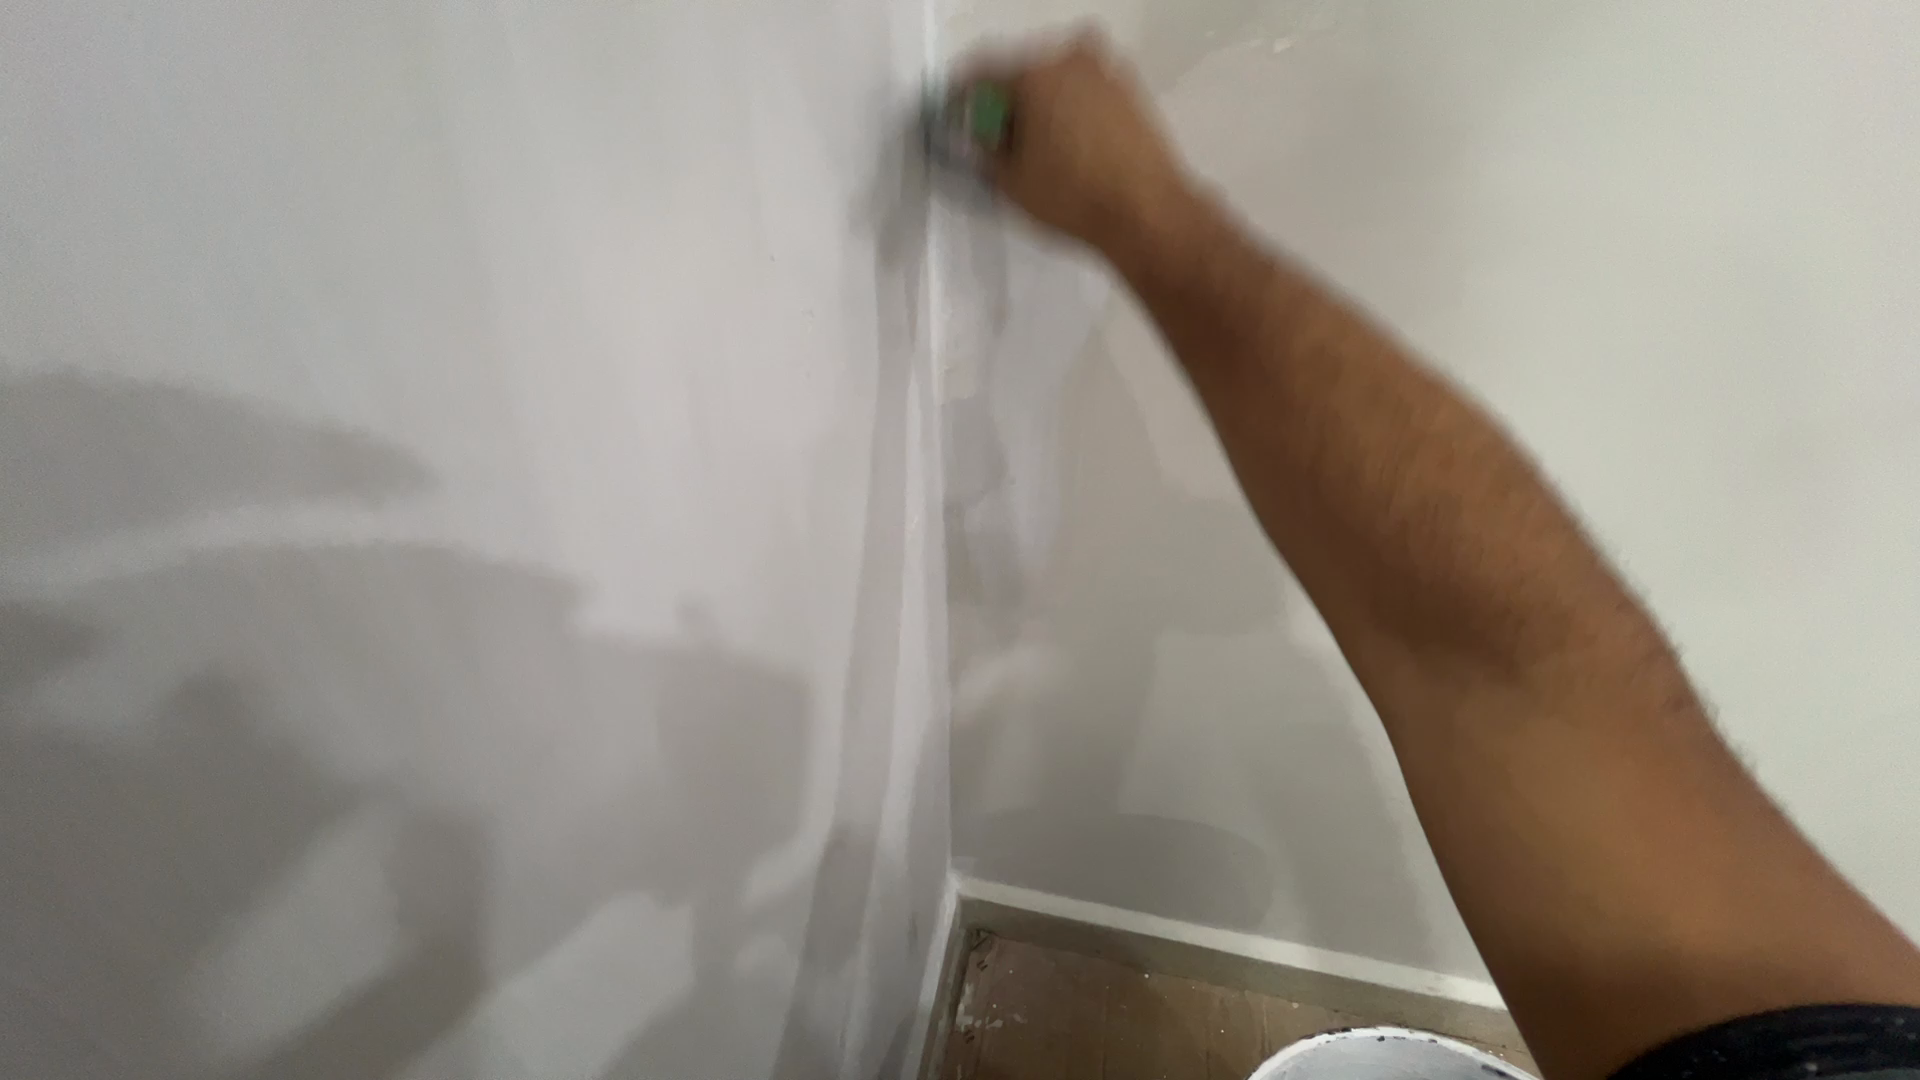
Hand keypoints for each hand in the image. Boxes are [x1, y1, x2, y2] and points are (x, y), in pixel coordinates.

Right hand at [961, 29, 1192, 254]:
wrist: (1146, 212)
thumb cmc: (1072, 198)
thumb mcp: (1011, 184)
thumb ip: (986, 153)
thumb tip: (983, 139)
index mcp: (1034, 72)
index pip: (982, 74)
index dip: (963, 98)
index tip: (956, 117)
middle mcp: (1071, 56)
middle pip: (1023, 74)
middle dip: (1007, 104)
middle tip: (998, 140)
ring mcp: (1107, 70)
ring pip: (1057, 83)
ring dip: (1041, 108)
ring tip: (1036, 150)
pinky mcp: (1131, 90)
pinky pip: (1084, 95)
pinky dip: (1069, 113)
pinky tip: (1068, 149)